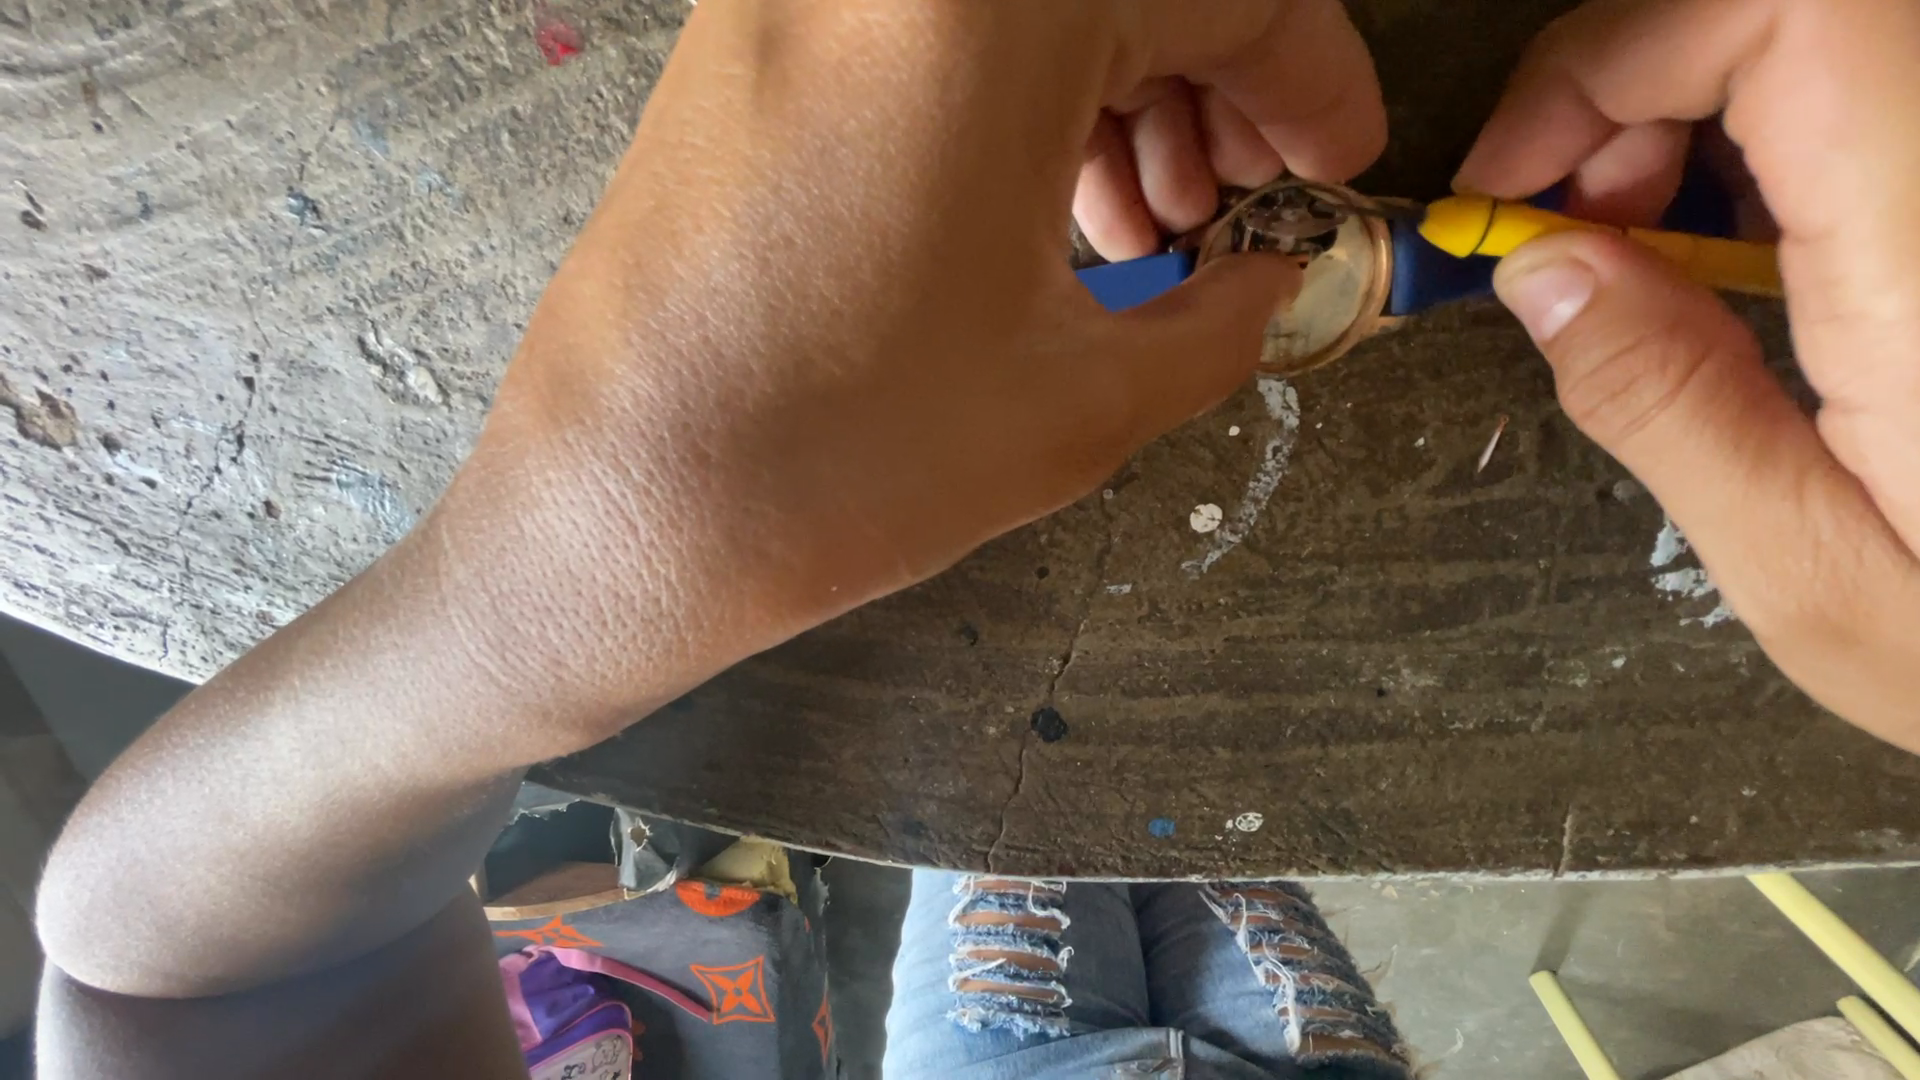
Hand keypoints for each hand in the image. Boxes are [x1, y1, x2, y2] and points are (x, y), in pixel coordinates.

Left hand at [441, 0, 1386, 746]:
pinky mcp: (741, 55)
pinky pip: (928, 44)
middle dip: (1212, 87)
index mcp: (981, 6)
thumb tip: (1278, 276)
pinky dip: (1012, 112)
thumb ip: (1220, 321)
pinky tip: (1034, 219)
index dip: (1311, 75)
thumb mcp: (1080, 405)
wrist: (626, 522)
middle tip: (1229, 215)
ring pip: (1020, 10)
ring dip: (1112, 103)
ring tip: (1137, 237)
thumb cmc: (853, 471)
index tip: (1332, 163)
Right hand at [1459, 0, 1919, 748]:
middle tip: (1563, 247)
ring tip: (1627, 261)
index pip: (1794, 15)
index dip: (1606, 66)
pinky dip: (1738, 155)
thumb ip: (1664, 403)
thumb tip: (1535, 270)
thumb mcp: (1810, 566)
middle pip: (1796, 7)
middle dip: (1620, 106)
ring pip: (1817, 42)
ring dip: (1671, 131)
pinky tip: (1715, 254)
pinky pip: (1854, 105)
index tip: (1499, 188)